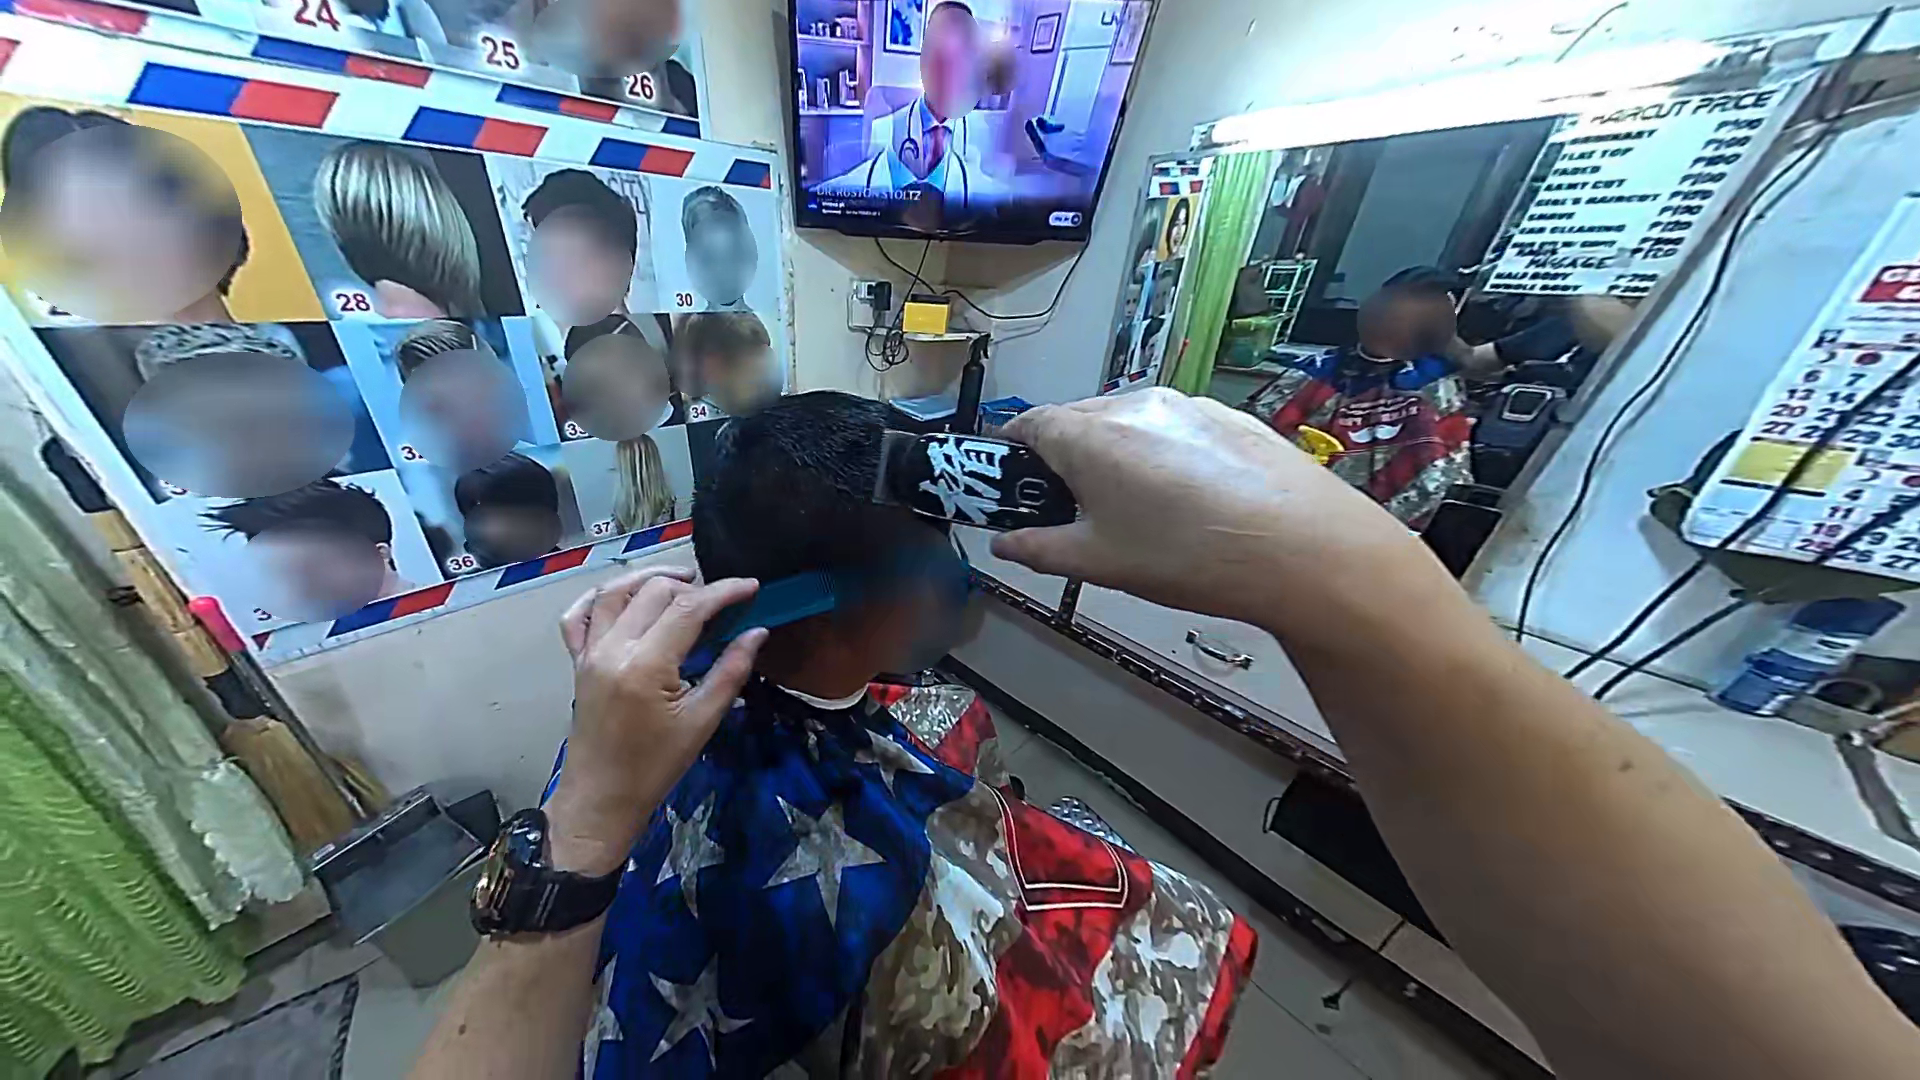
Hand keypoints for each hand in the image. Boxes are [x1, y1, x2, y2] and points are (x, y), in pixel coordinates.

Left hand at [543, 567, 763, 874]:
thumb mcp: (704, 720)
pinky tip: (628, 594)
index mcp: (645, 666)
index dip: (724, 591)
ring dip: (652, 578)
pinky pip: (580, 615)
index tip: (752, 587)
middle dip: (695, 586)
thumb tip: (758, 631)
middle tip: (724, 601)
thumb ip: (732, 669)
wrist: (601, 799)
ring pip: (616, 592)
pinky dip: (603, 596)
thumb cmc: (656, 765)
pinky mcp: (577, 662)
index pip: (688, 608)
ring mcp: (588, 653)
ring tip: (685, 580)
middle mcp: (612, 649)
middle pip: (655, 592)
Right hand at [990, 389, 1444, 635]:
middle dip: (1060, 453)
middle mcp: (1132, 403)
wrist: (1306, 549)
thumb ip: (1038, 548)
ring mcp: (1185, 403)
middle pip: (1075, 418)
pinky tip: (1184, 493)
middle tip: (1071, 501)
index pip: (1029, 423)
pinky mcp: (1227, 413)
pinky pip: (1170, 424)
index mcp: (1089, 435)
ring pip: (1125, 419)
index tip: (1012, 480)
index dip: (1011, 449)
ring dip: (1109, 450)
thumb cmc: (1182, 556)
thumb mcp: (1098, 563)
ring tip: (1131, 500)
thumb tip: (1001, 544)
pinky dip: (1156, 449)